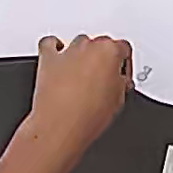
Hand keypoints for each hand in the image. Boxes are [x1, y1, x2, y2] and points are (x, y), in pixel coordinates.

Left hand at [8, 35, 133, 172]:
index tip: (121, 75)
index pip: (123, 48)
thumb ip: (120, 82)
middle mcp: (89, 46)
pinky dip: (54, 48)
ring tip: (81, 76)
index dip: (124, 64)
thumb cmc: (88, 116)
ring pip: (79, 43)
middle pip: (101, 45)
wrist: (60, 128)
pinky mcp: (48, 58)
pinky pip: (50, 43)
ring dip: (81, 56)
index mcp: (111, 52)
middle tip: (103, 80)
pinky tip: (59, 58)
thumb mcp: (119, 99)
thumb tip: (117, 82)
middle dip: (103, 60)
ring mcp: (68, 51)